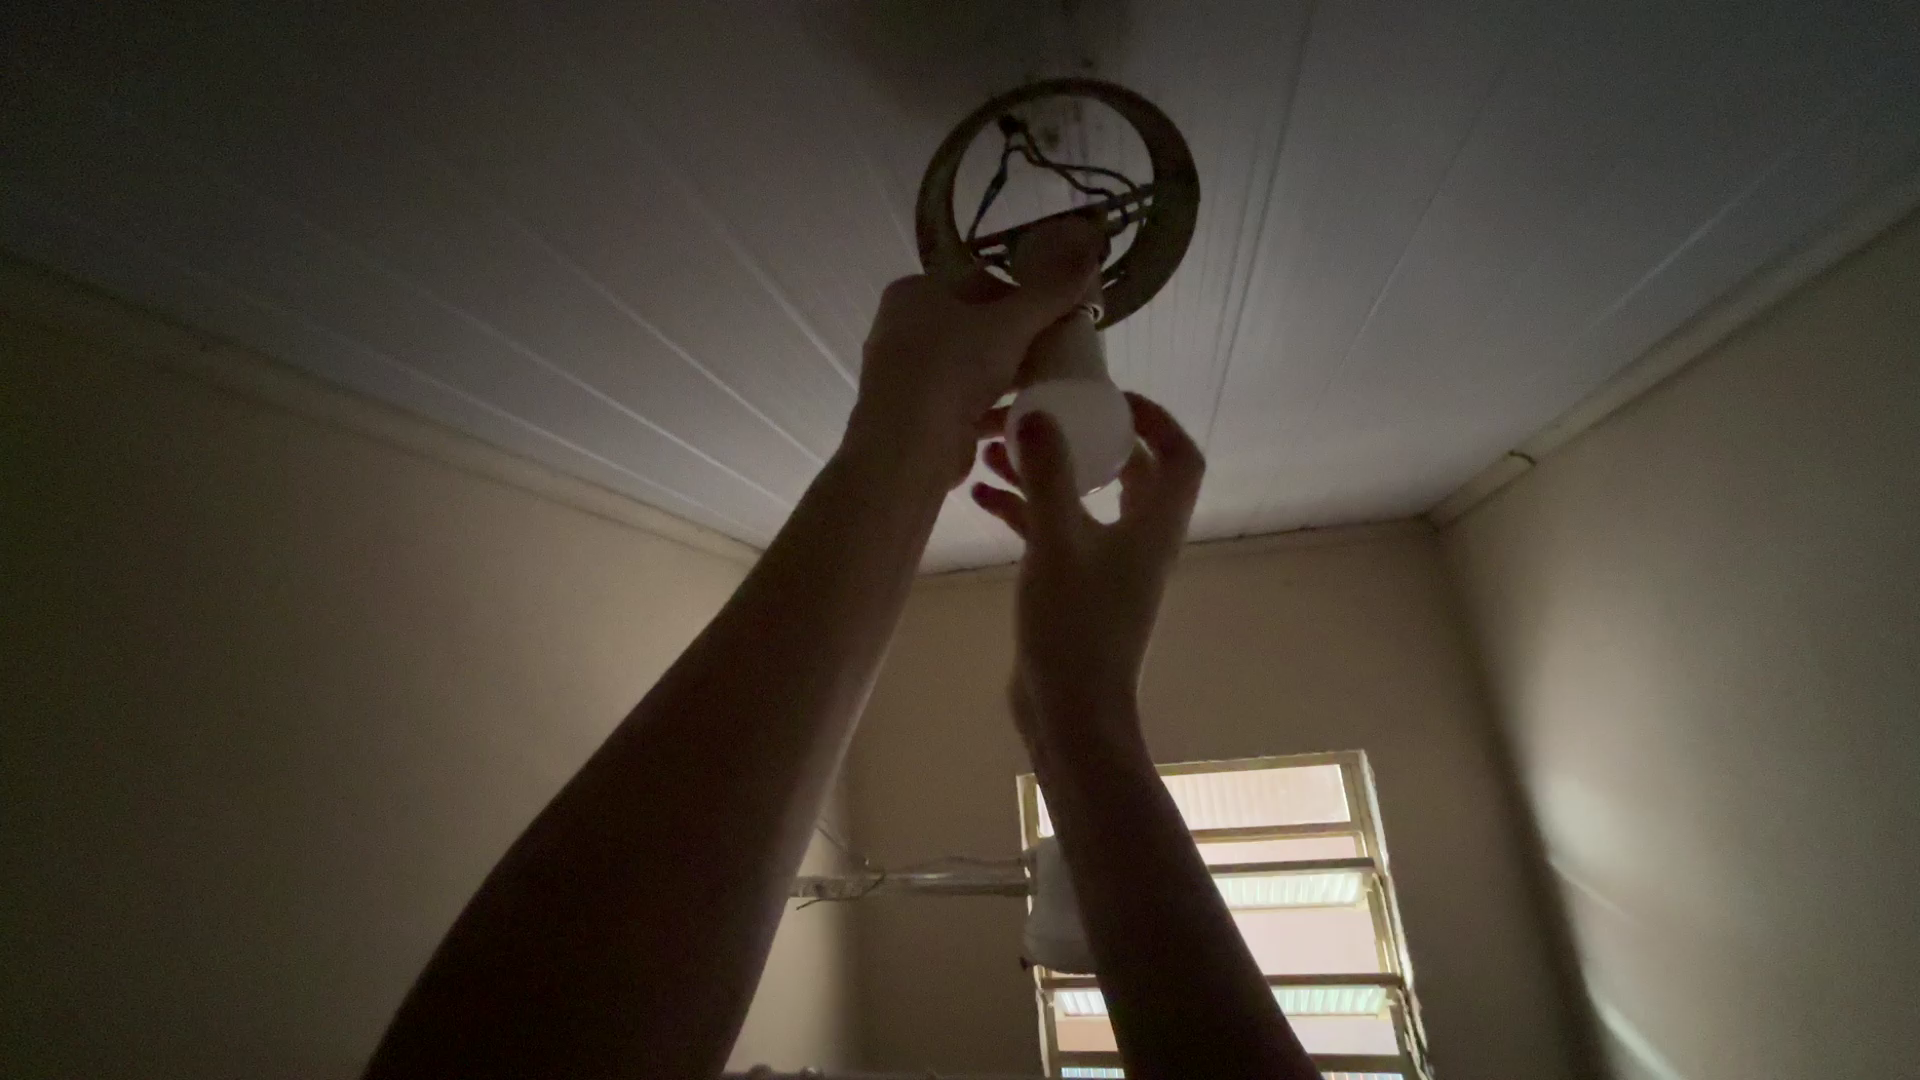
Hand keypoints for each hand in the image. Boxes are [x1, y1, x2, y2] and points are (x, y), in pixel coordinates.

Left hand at [845, 218, 1101, 486]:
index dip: (1021, 296)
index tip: (1055, 313)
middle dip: (1018, 340)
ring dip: (1010, 376)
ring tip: (1053, 381)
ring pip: (971, 370)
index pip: (977, 283)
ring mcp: (909, 379)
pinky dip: (997, 409)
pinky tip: (1030, 415)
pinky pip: (967, 407)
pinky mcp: (921, 419)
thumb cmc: (952, 368)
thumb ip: (1050, 291)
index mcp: (914, 294)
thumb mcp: (1009, 323)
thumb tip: (1090, 246)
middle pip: (975, 329)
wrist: (910, 446)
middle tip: (1060, 349)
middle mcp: (904, 332)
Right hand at [971, 393, 1205, 731]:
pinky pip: (1053, 533)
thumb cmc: (1075, 624)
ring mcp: (1105, 565)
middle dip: (1086, 441)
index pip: (1180, 457)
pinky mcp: (1074, 585)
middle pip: (1127, 473)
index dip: (1157, 420)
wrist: (1069, 709)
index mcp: (1153, 525)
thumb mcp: (1056, 542)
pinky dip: (1024, 512)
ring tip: (995, 451)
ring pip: (1082, 502)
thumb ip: (1046, 476)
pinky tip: (981, 499)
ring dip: (1044, 475)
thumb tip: (1036, 415)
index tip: (1112, 399)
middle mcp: (1138, 540)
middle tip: (1046, 415)